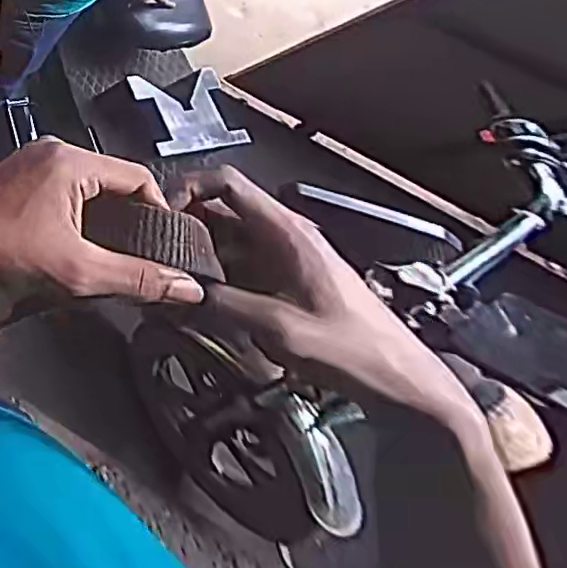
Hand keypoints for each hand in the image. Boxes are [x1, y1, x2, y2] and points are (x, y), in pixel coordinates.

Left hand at [0, 138, 204, 304]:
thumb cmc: (1, 249)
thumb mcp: (78, 270)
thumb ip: (136, 277)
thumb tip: (181, 286)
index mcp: (72, 161)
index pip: (138, 176)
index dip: (156, 210)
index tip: (161, 240)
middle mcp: (54, 149)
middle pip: (113, 177)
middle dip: (128, 213)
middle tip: (133, 248)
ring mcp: (35, 157)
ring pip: (90, 181)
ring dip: (101, 211)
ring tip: (103, 245)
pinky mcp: (22, 170)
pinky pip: (65, 181)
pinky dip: (77, 205)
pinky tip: (73, 234)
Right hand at [167, 167, 474, 423]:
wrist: (404, 385)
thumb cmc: (358, 351)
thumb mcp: (280, 329)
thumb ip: (225, 305)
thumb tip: (180, 292)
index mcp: (286, 232)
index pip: (227, 182)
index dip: (189, 188)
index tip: (164, 213)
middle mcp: (283, 236)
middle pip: (219, 211)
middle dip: (186, 227)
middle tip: (161, 253)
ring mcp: (282, 258)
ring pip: (225, 239)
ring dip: (197, 255)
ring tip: (176, 280)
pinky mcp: (283, 281)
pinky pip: (237, 265)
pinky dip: (214, 275)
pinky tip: (201, 300)